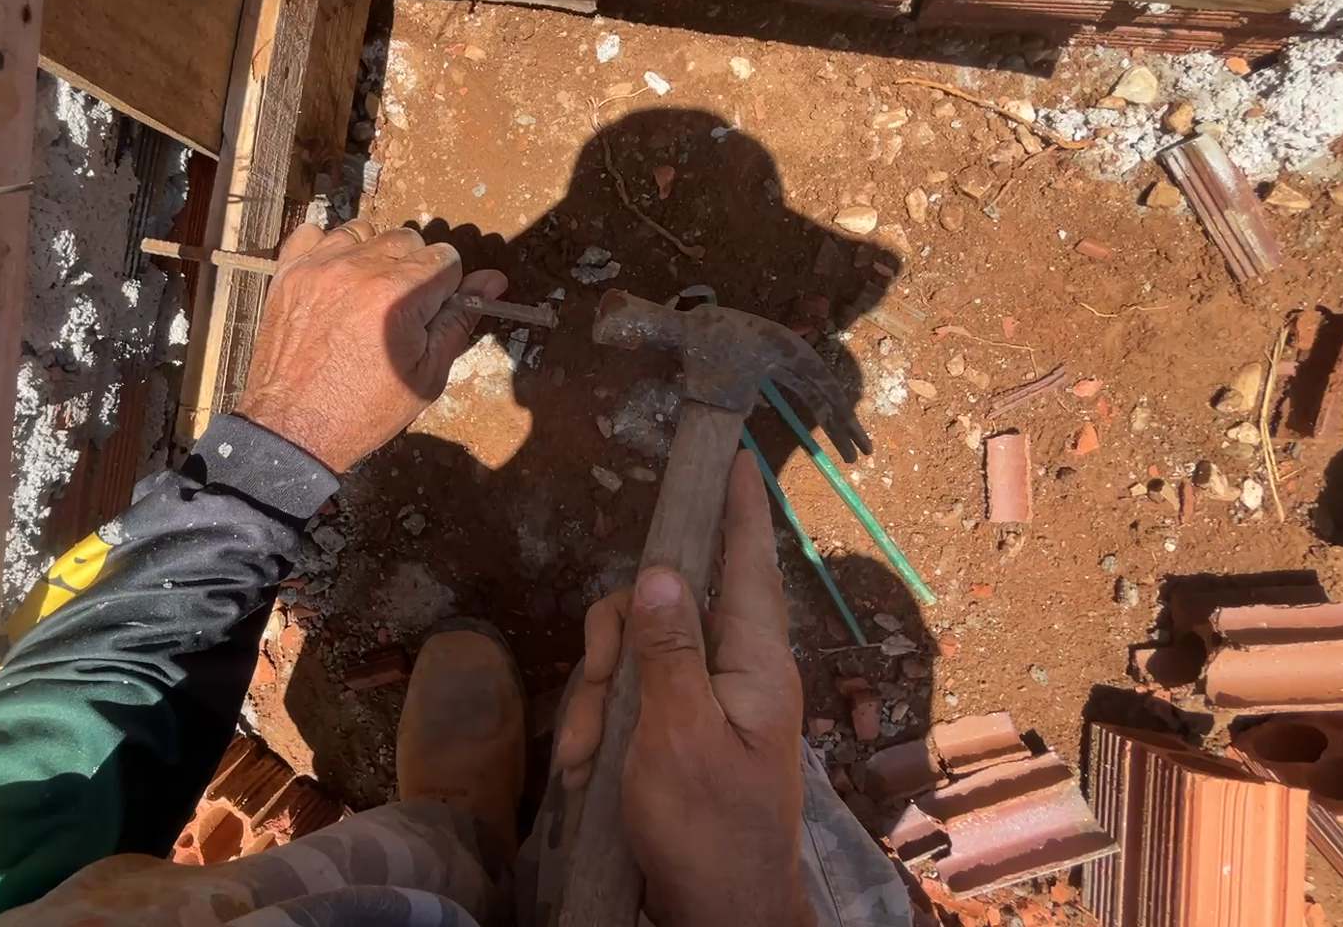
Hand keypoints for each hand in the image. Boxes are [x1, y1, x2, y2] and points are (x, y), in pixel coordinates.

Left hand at [235, 220, 506, 472]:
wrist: (295, 428)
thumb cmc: (366, 410)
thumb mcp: (427, 376)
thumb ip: (459, 322)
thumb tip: (493, 281)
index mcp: (399, 295)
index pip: (446, 258)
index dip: (446, 287)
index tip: (431, 312)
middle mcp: (359, 269)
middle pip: (408, 240)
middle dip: (413, 270)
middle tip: (400, 311)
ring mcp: (319, 266)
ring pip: (366, 232)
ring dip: (373, 256)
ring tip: (366, 296)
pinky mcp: (288, 271)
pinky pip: (316, 233)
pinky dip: (329, 249)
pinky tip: (334, 280)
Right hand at [552, 451, 813, 926]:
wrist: (710, 912)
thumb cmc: (707, 825)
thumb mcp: (678, 733)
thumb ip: (668, 648)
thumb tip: (660, 570)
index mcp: (752, 661)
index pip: (747, 565)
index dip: (740, 509)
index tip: (734, 460)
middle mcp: (729, 666)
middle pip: (662, 601)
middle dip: (617, 640)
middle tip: (602, 688)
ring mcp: (700, 692)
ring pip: (633, 645)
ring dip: (599, 693)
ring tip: (590, 754)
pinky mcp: (674, 716)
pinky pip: (625, 687)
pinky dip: (600, 719)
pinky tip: (591, 765)